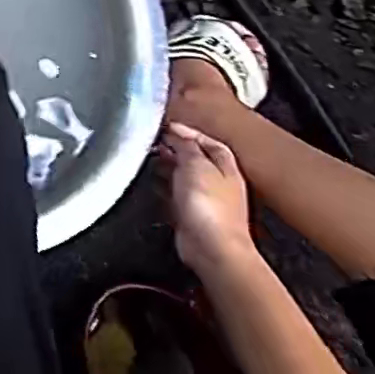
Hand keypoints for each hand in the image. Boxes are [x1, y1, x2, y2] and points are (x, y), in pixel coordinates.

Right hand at [164, 121, 257, 271]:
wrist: (211, 247)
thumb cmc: (208, 204)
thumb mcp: (196, 164)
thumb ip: (185, 146)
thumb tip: (176, 134)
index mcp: (226, 170)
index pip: (211, 144)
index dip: (191, 133)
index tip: (167, 127)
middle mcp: (218, 184)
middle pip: (197, 159)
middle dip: (176, 148)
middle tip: (154, 141)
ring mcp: (205, 201)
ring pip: (184, 176)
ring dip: (167, 166)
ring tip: (148, 158)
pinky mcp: (191, 215)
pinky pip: (174, 194)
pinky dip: (162, 186)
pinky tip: (151, 182)